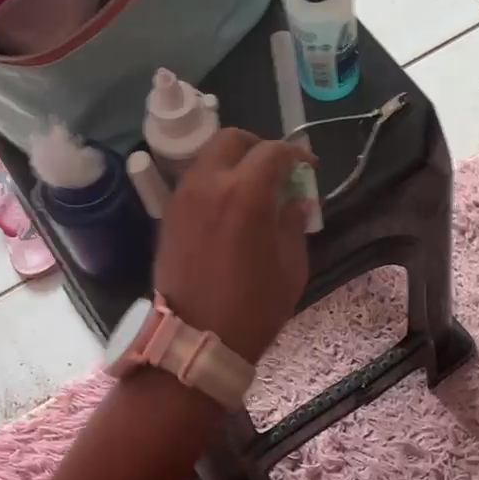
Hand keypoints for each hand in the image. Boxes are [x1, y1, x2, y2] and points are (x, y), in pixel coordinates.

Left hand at [153, 128, 313, 362]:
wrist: (196, 340)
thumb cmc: (253, 308)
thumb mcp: (290, 267)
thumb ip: (294, 225)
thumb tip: (296, 202)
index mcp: (245, 194)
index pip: (274, 152)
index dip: (297, 155)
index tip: (309, 168)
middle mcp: (209, 184)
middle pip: (232, 139)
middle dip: (259, 146)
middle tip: (277, 169)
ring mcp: (183, 198)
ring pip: (208, 157)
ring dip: (233, 162)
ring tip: (252, 188)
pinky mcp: (169, 215)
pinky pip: (194, 182)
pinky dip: (214, 181)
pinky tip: (229, 207)